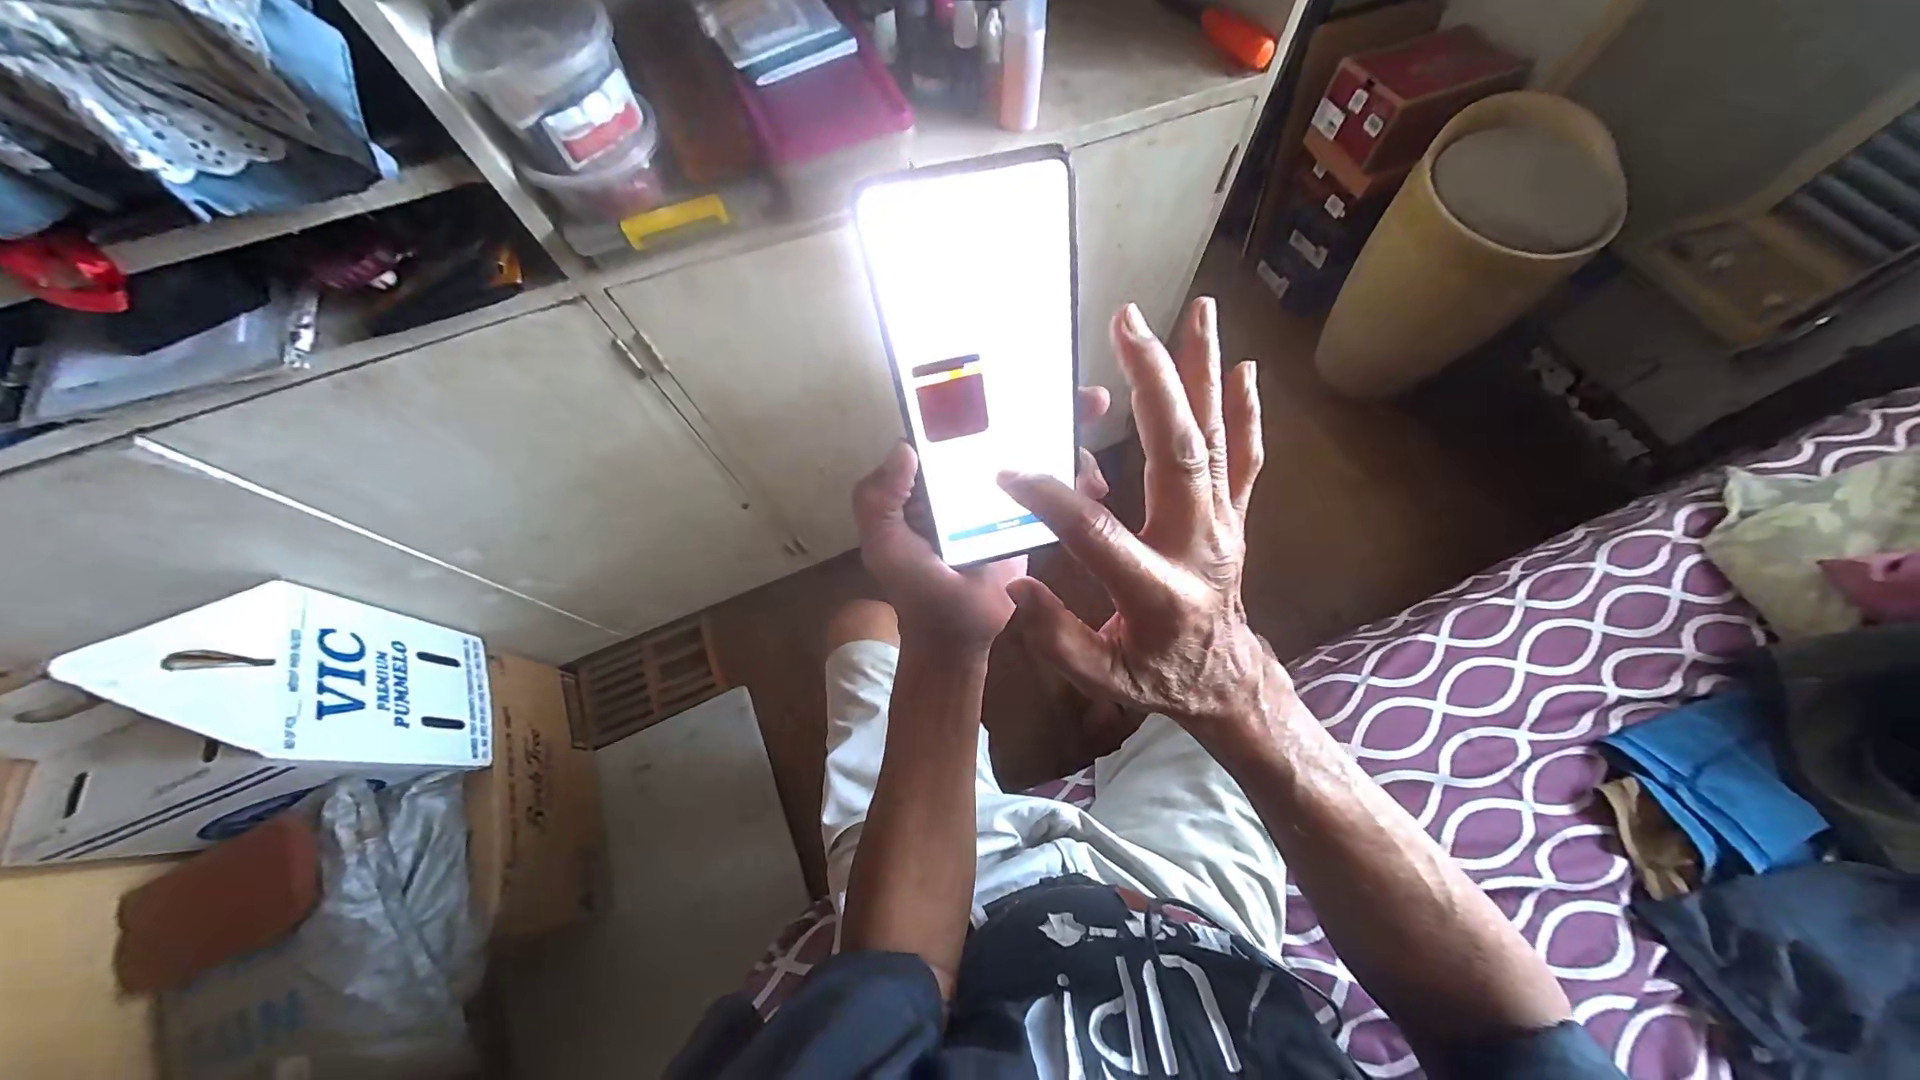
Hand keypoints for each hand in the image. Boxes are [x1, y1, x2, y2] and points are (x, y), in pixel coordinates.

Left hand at [852, 387, 1112, 649]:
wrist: (958, 633)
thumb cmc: (915, 588)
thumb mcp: (884, 545)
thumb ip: (878, 500)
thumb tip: (904, 447)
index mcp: (933, 474)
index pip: (958, 422)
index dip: (983, 393)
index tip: (1015, 371)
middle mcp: (969, 474)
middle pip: (1007, 428)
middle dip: (1044, 402)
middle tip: (1083, 393)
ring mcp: (1004, 493)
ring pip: (1037, 452)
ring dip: (1069, 435)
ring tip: (1093, 425)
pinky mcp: (1030, 516)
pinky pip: (1055, 488)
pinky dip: (1077, 478)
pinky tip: (1095, 483)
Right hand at [998, 298, 1283, 749]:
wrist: (1229, 684)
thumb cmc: (1161, 681)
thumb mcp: (1104, 679)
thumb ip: (1056, 638)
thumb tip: (1016, 586)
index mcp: (1156, 589)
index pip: (1094, 531)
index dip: (1047, 498)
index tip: (1007, 471)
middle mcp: (1197, 544)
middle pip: (1176, 453)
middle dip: (1153, 384)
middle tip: (1129, 326)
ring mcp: (1223, 525)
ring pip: (1214, 440)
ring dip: (1204, 373)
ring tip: (1198, 311)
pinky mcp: (1233, 517)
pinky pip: (1243, 458)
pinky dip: (1244, 411)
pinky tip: (1243, 369)